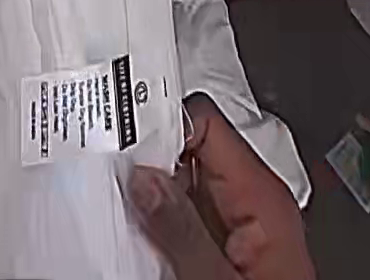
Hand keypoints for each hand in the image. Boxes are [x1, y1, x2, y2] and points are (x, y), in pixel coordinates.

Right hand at [128, 95, 314, 279]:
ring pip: (181, 180)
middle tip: (110, 166)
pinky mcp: (220, 245)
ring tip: (115, 197)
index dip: (166, 123)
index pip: (206, 123)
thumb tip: (142, 176)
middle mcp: (247, 197)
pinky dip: (155, 215)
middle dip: (151, 157)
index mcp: (259, 193)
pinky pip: (182, 212)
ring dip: (149, 188)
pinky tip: (132, 226)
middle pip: (190, 147)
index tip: (125, 136)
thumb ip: (181, 231)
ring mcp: (232, 221)